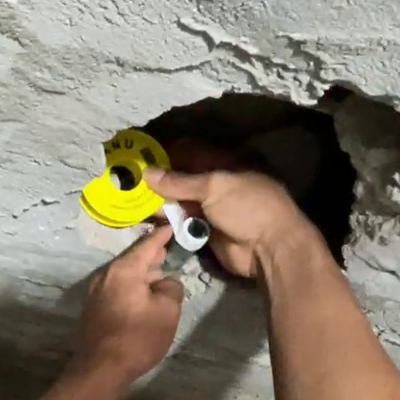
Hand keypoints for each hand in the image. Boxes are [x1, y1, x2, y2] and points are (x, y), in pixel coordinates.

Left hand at [73, 224, 183, 384]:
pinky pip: (116, 289)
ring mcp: (95, 293)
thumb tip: (165, 282)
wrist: (100, 369)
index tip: (174, 224)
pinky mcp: (93, 309)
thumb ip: (171, 288)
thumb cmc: (137, 337)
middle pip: (133, 259)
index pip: (148, 245)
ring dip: (142, 274)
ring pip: (124, 276)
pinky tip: (143, 296)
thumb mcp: (167, 311)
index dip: (163, 235)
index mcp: (124, 270)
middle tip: (170, 250)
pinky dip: (132, 288)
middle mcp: (105, 275)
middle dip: (152, 255)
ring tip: (160, 274)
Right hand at [144, 165, 325, 279]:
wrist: (268, 248)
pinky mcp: (205, 229)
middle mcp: (217, 183)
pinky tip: (147, 217)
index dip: (168, 152)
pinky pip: (182, 221)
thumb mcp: (214, 187)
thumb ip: (179, 181)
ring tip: (133, 199)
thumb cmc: (248, 207)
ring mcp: (211, 207)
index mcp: (226, 163)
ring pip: (180, 200)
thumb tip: (147, 172)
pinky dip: (166, 219)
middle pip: (183, 177)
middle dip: (159, 179)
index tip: (142, 155)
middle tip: (130, 179)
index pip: (192, 152)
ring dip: (160, 200)